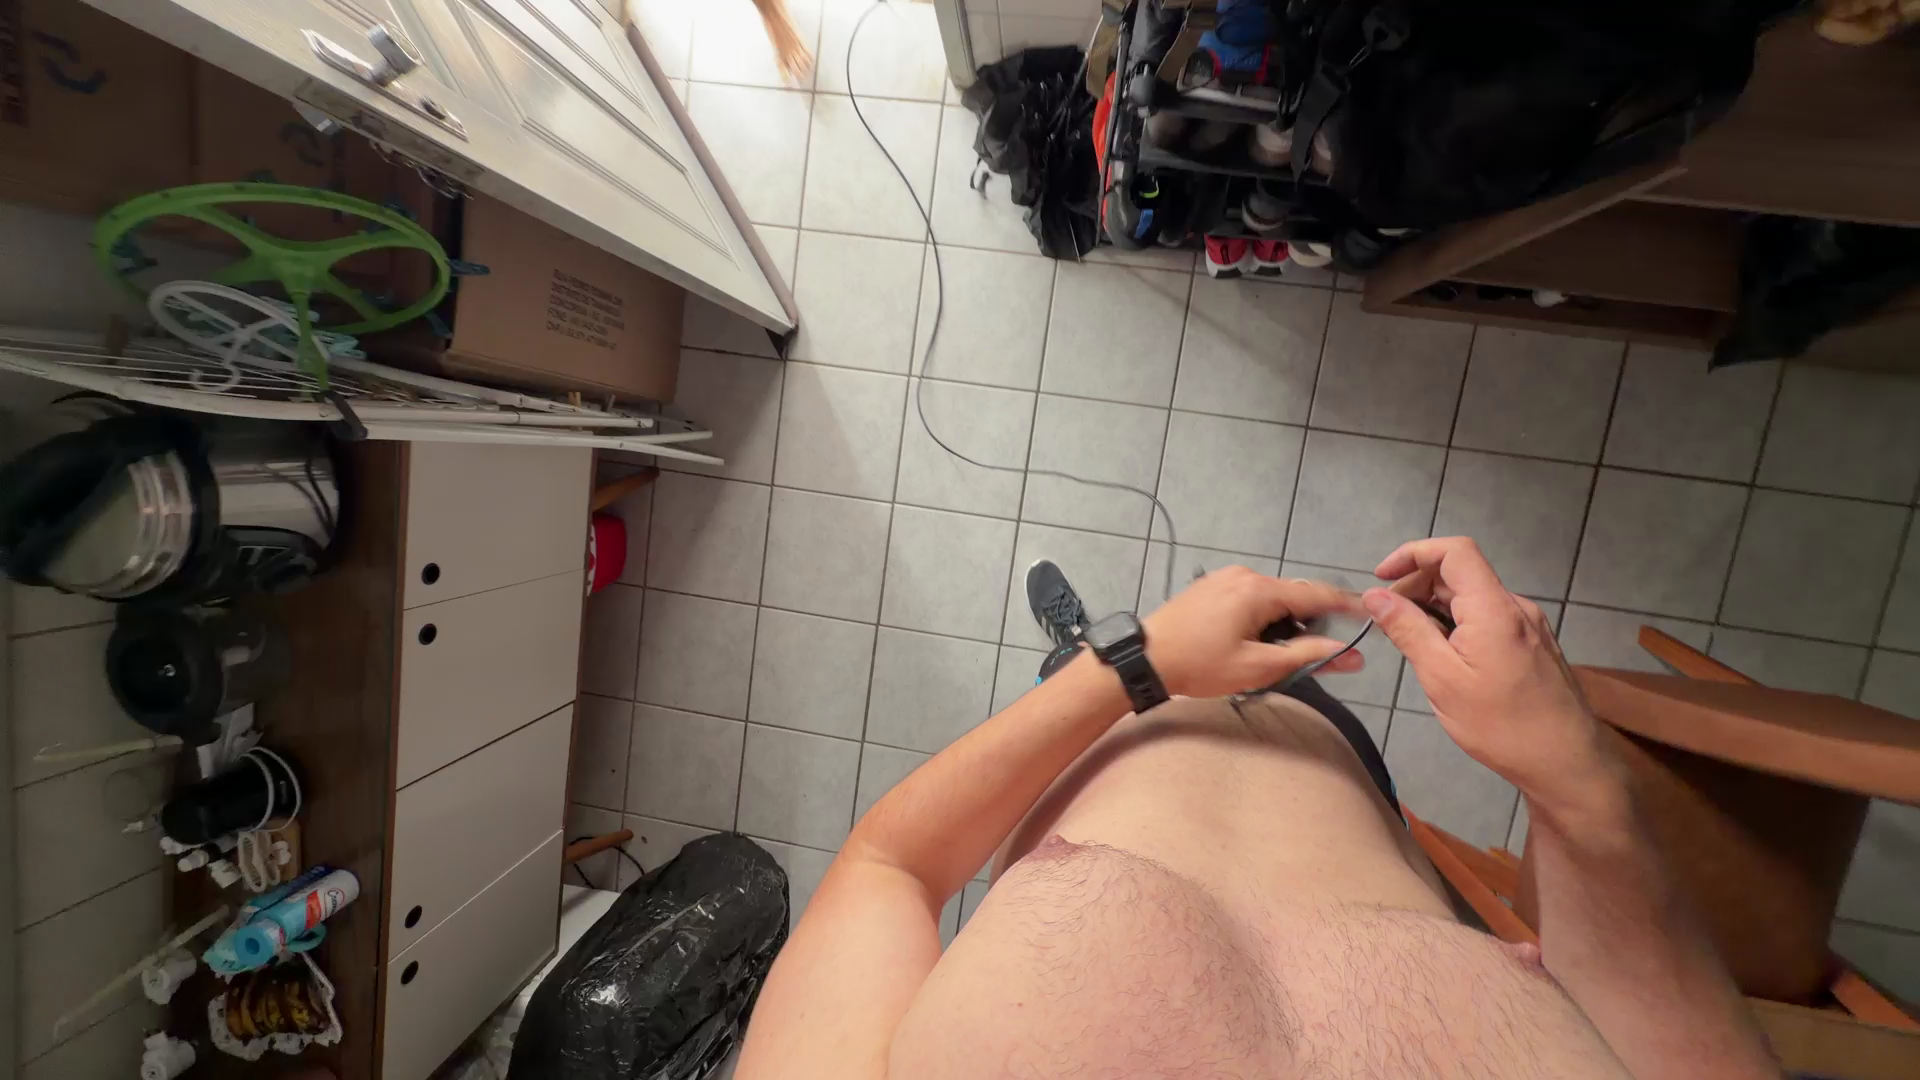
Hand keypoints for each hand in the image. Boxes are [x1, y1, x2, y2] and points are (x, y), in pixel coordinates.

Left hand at [1140, 566, 1364, 698]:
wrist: (1144, 658)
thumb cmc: (1199, 665)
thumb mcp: (1258, 667)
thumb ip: (1306, 656)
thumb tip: (1350, 654)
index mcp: (1257, 590)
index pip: (1316, 594)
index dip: (1347, 607)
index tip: (1371, 618)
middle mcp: (1243, 575)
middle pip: (1293, 595)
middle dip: (1309, 623)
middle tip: (1317, 655)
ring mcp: (1223, 578)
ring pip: (1271, 598)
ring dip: (1283, 623)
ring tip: (1277, 655)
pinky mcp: (1209, 587)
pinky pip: (1249, 598)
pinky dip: (1262, 617)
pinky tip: (1254, 642)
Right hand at [1362, 538, 1623, 819]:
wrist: (1569, 766)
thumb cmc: (1501, 724)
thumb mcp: (1441, 677)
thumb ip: (1407, 630)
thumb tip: (1374, 595)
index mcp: (1494, 610)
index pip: (1454, 552)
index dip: (1412, 553)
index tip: (1380, 578)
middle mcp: (1515, 608)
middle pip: (1458, 573)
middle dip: (1414, 585)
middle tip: (1385, 619)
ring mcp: (1527, 626)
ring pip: (1469, 597)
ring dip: (1431, 607)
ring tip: (1408, 641)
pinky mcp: (1531, 645)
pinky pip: (1484, 617)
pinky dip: (1452, 623)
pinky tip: (1439, 654)